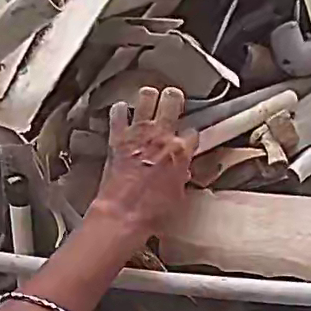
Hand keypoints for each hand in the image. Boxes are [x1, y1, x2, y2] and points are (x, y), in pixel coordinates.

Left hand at [86, 86, 195, 241]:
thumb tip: (181, 174)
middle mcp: (160, 136)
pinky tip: (121, 110)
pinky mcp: (117, 138)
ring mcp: (137, 134)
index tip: (189, 139)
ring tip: (149, 96)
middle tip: (173, 98)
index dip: (191, 135)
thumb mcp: (179, 197)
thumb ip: (181, 178)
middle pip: (172, 101)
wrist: (123, 214)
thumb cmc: (152, 212)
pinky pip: (117, 114)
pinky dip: (119, 111)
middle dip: (174, 98)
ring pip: (145, 98)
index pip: (193, 131)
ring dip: (148, 97)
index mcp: (181, 151)